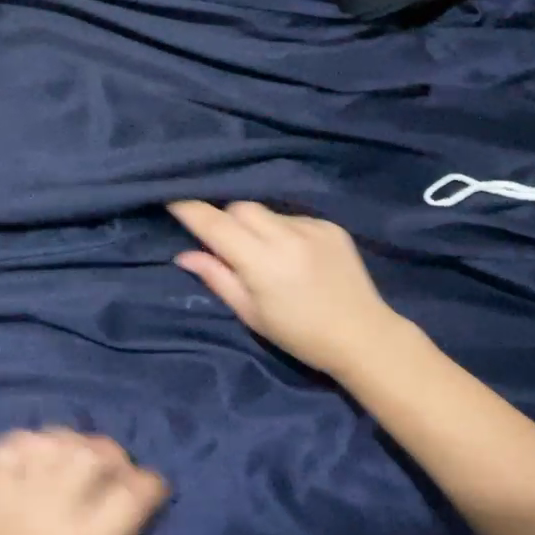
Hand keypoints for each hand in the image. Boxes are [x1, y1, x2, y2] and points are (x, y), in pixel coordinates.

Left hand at [0, 428, 178, 534]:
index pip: (129, 495)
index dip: (151, 484)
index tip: (156, 490)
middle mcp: (54, 508)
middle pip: (92, 456)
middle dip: (114, 454)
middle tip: (122, 471)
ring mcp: (19, 497)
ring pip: (53, 443)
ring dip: (74, 442)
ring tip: (84, 458)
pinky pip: (5, 449)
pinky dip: (25, 442)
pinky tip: (40, 454)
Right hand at [168, 201, 406, 376]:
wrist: (364, 336)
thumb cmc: (300, 335)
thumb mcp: (251, 313)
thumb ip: (217, 278)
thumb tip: (184, 254)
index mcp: (262, 262)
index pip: (215, 224)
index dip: (190, 209)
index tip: (171, 198)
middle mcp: (286, 236)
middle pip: (240, 209)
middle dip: (227, 220)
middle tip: (227, 245)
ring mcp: (311, 227)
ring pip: (266, 212)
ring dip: (256, 226)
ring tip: (265, 255)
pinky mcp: (330, 225)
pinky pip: (292, 218)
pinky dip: (283, 231)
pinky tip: (294, 256)